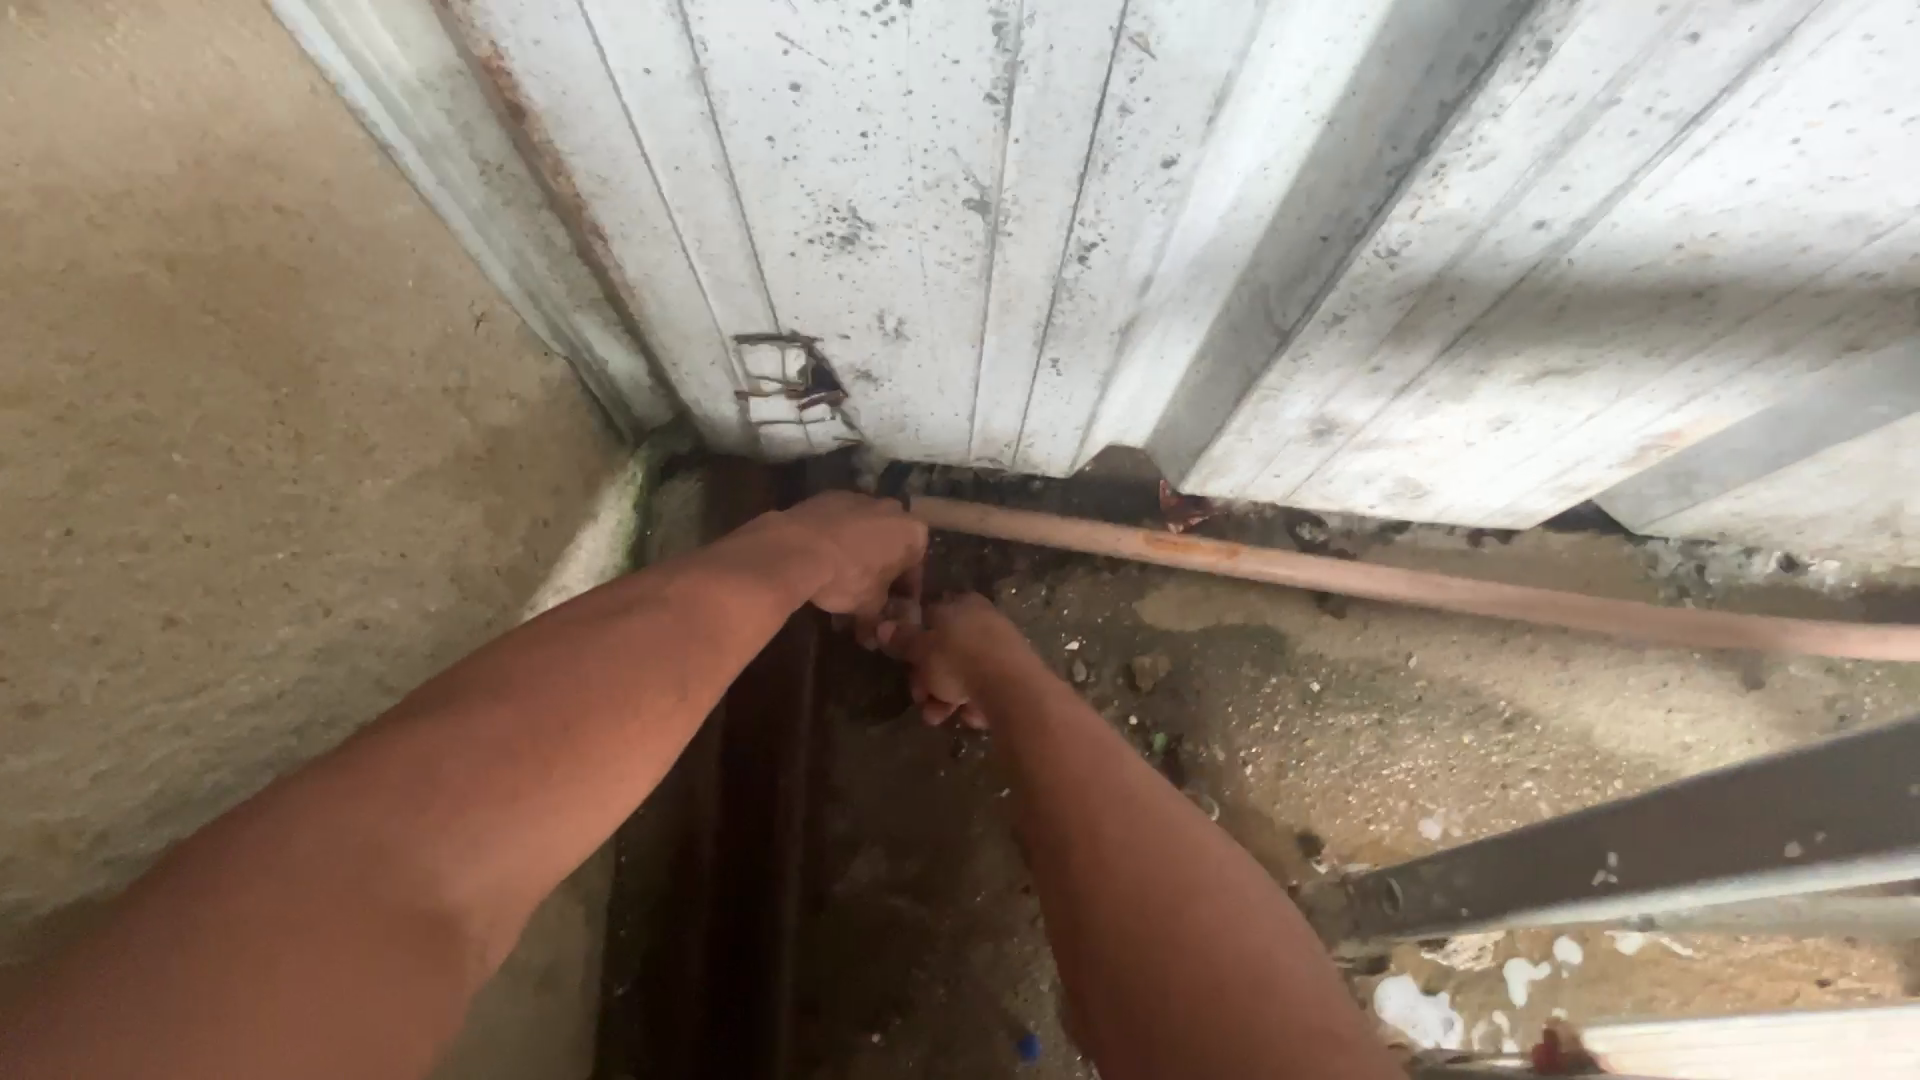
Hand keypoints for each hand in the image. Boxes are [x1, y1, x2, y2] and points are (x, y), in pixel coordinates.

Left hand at [777, 492, 926, 637]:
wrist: (796, 549)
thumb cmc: (846, 577)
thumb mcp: (869, 605)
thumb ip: (880, 612)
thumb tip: (875, 628)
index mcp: (913, 532)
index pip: (917, 564)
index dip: (906, 587)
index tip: (894, 602)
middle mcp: (892, 508)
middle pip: (893, 540)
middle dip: (884, 563)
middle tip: (869, 587)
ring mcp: (859, 498)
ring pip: (867, 527)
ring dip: (860, 547)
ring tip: (841, 572)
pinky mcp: (828, 495)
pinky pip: (841, 520)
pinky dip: (837, 535)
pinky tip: (822, 555)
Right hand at [877, 592, 1034, 728]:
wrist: (1012, 688)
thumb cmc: (959, 658)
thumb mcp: (922, 650)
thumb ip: (903, 639)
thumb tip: (881, 626)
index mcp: (962, 604)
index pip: (931, 616)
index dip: (914, 642)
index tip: (905, 666)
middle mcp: (984, 620)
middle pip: (946, 649)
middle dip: (928, 679)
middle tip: (920, 698)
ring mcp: (1002, 648)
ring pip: (964, 672)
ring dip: (945, 697)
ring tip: (938, 717)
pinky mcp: (1015, 675)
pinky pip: (984, 687)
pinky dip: (973, 702)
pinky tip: (970, 716)